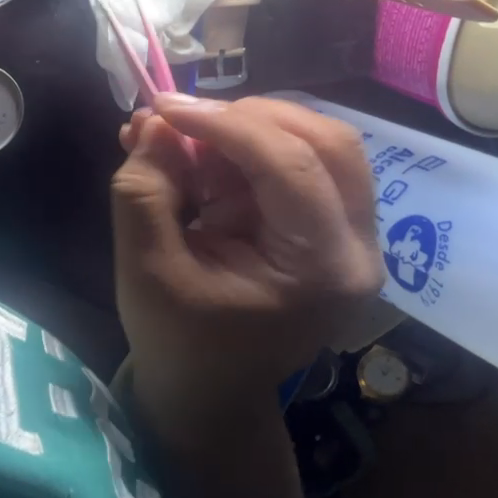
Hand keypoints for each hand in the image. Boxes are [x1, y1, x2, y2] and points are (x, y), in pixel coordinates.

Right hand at [111, 95, 383, 409]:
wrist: (207, 390)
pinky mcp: (319, 225)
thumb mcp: (144, 266)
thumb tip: (154, 123)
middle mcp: (353, 245)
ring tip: (177, 139)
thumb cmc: (177, 339)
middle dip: (243, 116)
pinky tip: (188, 152)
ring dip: (241, 127)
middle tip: (175, 120)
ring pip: (313, 142)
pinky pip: (290, 161)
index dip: (223, 122)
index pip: (291, 164)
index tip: (158, 107)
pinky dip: (237, 146)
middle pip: (324, 141)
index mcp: (320, 266)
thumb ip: (145, 191)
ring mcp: (344, 234)